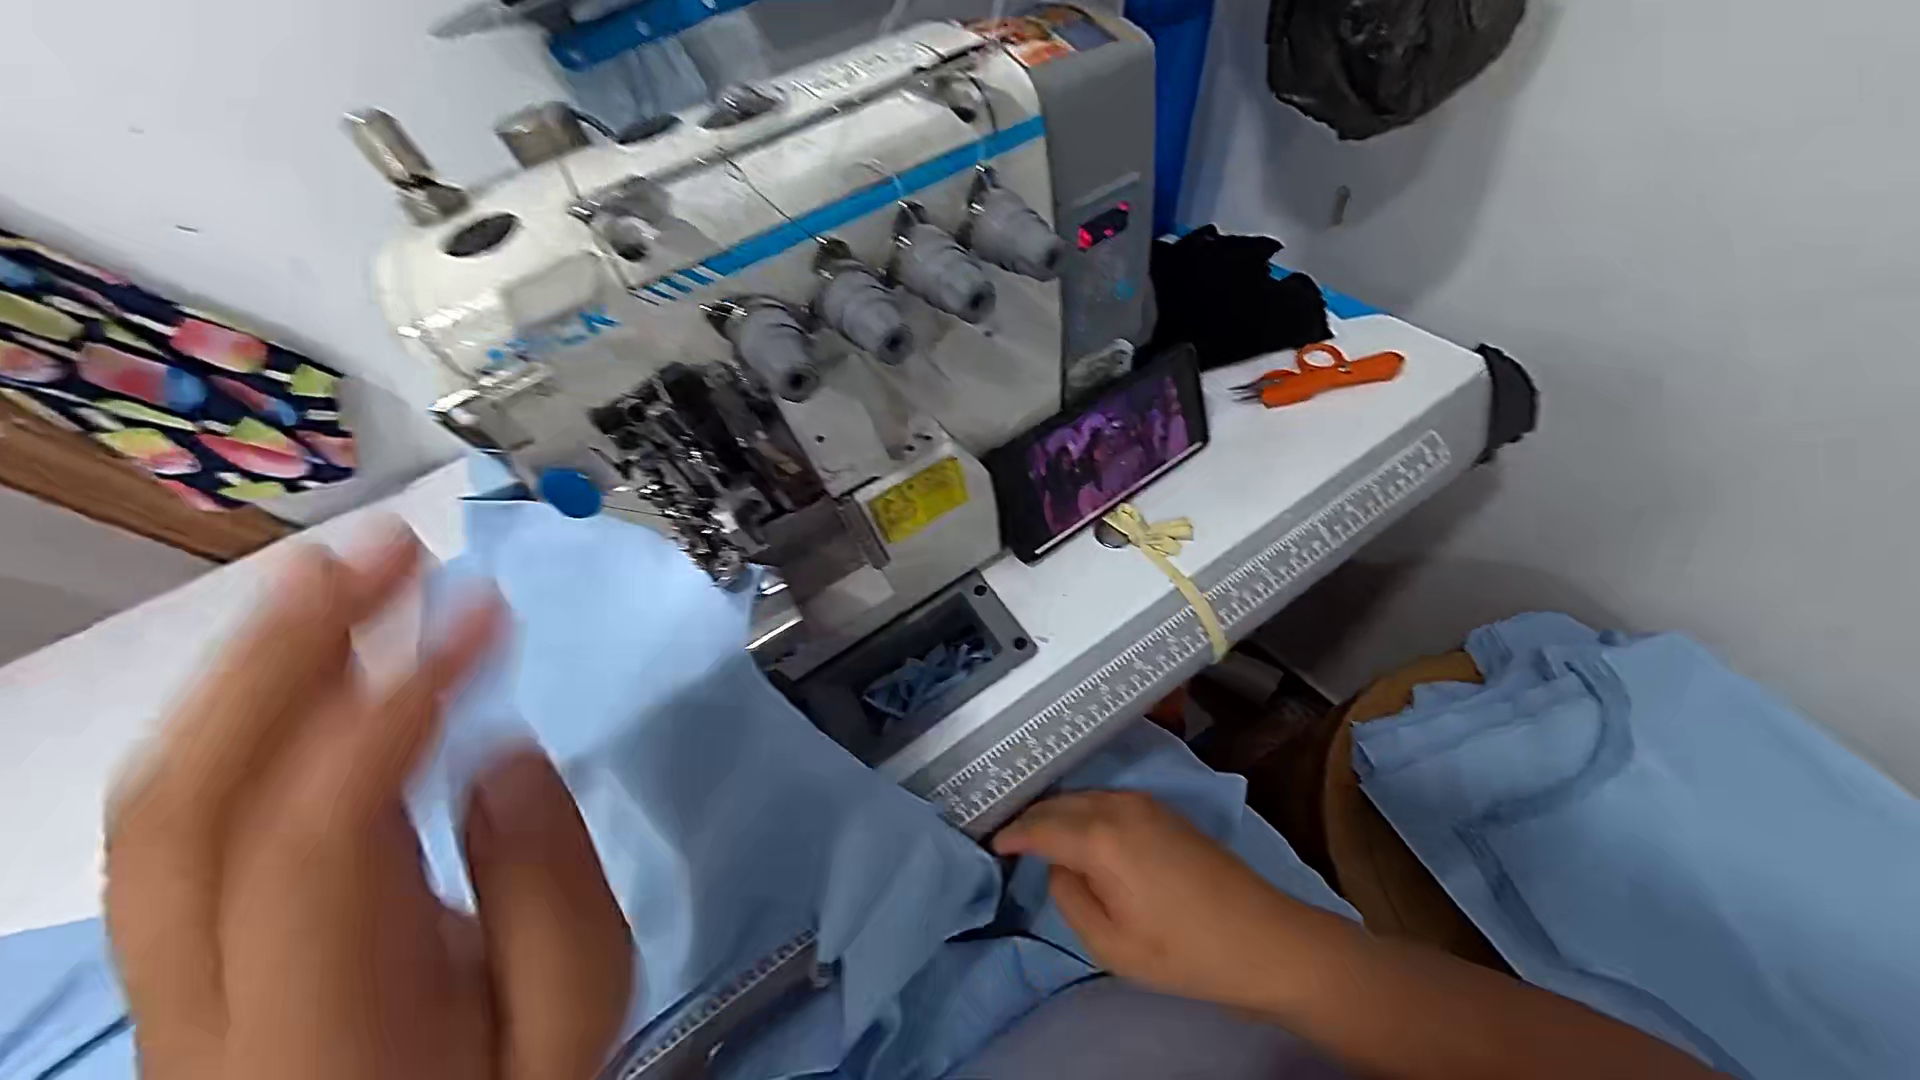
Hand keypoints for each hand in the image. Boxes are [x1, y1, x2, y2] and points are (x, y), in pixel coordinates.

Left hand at [105, 526, 632, 1079]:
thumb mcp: (574, 1010)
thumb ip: (552, 887)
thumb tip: (512, 754)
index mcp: (326, 1019)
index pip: (322, 830)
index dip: (397, 701)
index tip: (484, 611)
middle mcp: (210, 993)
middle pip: (198, 800)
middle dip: (296, 648)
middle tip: (383, 551)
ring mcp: (180, 966)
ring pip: (172, 796)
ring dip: (259, 660)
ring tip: (339, 569)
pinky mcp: (200, 936)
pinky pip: (199, 806)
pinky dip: (257, 707)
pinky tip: (318, 651)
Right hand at [995, 792, 1722, 1079]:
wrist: (1264, 938)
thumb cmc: (1183, 951)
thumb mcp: (1110, 944)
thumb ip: (1069, 896)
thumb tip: (1060, 865)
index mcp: (1100, 837)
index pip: (1038, 825)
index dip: (1010, 833)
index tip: (989, 841)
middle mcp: (1116, 804)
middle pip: (1057, 803)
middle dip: (1029, 818)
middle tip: (1005, 835)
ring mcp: (1142, 800)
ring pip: (1080, 796)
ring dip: (1055, 812)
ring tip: (1035, 833)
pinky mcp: (1160, 806)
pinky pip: (1103, 799)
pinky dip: (1081, 810)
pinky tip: (1078, 829)